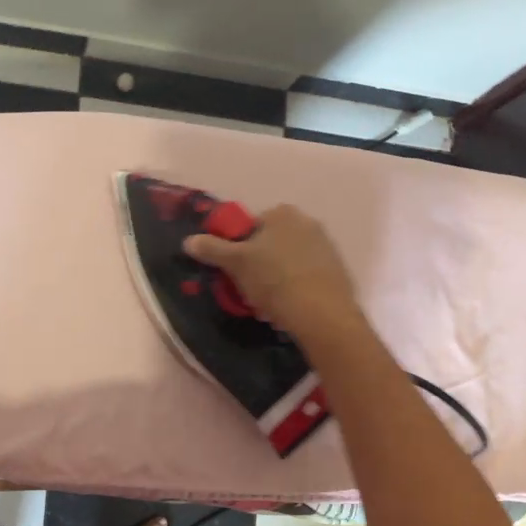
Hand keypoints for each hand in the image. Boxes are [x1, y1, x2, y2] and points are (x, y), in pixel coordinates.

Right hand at [183, 204, 361, 343]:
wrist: (320, 312)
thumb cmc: (273, 279)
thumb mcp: (236, 263)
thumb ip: (212, 249)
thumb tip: (188, 240)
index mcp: (282, 213)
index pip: (251, 226)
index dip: (239, 248)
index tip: (235, 270)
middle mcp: (308, 221)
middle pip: (271, 243)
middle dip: (259, 263)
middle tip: (248, 288)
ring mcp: (326, 245)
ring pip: (288, 260)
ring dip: (276, 276)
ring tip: (268, 302)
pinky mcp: (336, 270)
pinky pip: (306, 275)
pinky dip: (295, 287)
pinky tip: (288, 306)